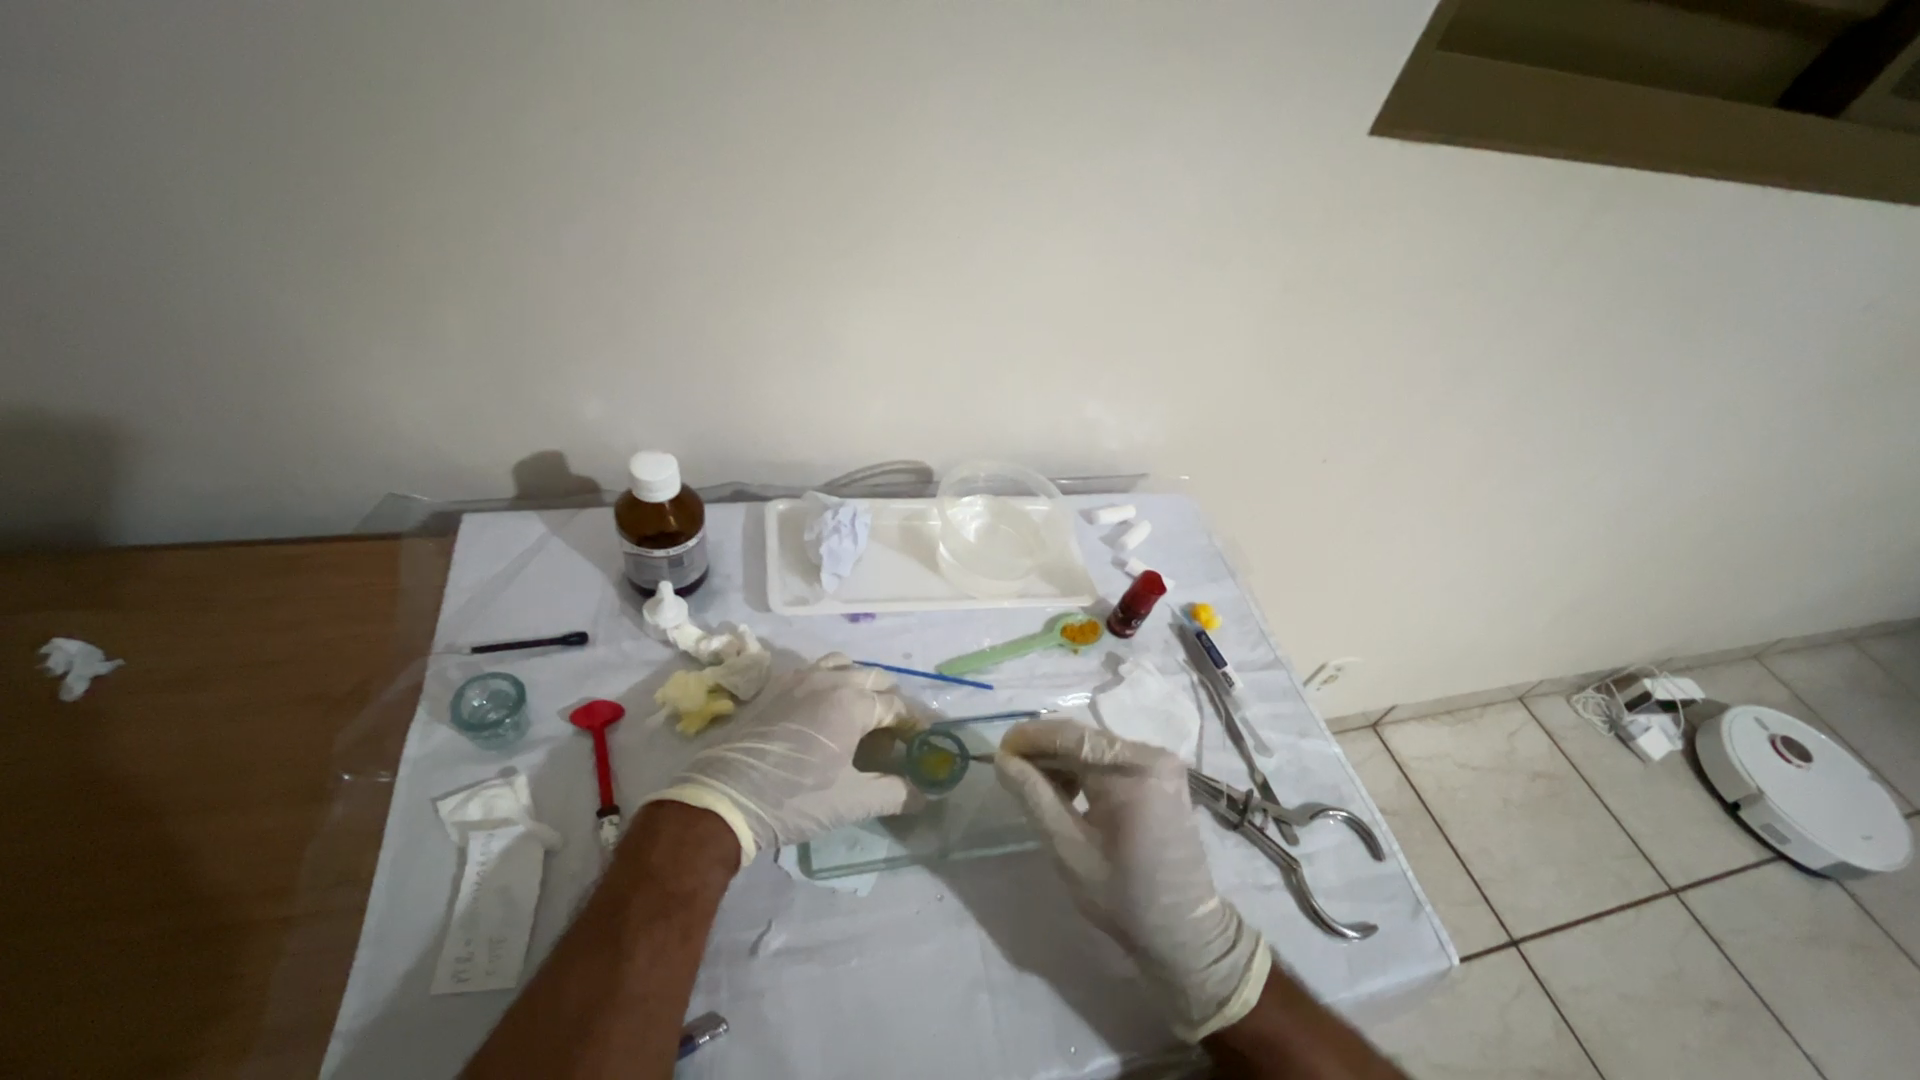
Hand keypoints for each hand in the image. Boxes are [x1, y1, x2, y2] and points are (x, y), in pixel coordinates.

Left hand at [645, 654, 919, 866]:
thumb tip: (925, 794)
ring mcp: (797, 679)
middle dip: (889, 701)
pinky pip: (812, 672)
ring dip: (858, 684)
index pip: (897, 706)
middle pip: (873, 678)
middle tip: (894, 734)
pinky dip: (829, 683)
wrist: (723, 800)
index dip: (915, 724)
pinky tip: (823, 714)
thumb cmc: (795, 799)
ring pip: (842, 666)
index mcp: (853, 702)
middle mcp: (828, 680)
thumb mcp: (853, 802)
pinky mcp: (773, 689)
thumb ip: (895, 793)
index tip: (924, 742)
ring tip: (860, 716)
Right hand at [994, 719, 1270, 1041]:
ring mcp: (1161, 763)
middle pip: (1083, 738)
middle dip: (1043, 750)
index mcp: (1131, 771)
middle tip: (1009, 773)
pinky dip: (1085, 768)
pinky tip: (1068, 791)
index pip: (1069, 736)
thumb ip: (1034, 797)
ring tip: (1036, 788)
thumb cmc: (1123, 896)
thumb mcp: (1068, 849)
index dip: (1029, 738)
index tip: (997, 753)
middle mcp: (1151, 755)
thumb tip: (1003, 760)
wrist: (1183, 929)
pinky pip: (1113, 759)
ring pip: (1096, 746)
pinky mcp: (1163, 775)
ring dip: (1062, 759)